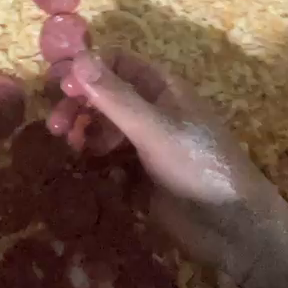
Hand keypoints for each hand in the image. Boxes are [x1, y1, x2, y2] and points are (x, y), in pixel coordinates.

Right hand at [59, 52, 287, 287]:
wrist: (233, 229)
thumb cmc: (199, 166)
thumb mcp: (154, 128)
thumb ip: (114, 96)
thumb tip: (77, 58)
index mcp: (161, 87)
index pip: (115, 62)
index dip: (86, 68)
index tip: (59, 84)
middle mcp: (152, 108)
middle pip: (104, 93)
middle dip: (78, 102)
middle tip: (55, 123)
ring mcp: (146, 141)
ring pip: (103, 124)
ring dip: (82, 128)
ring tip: (67, 144)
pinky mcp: (140, 172)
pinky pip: (108, 155)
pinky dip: (92, 155)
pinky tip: (82, 163)